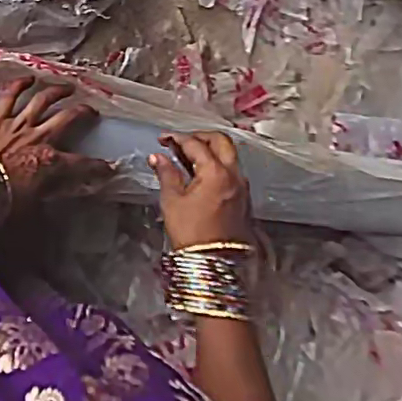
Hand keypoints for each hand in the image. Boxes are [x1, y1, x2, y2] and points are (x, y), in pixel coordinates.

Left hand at [0, 81, 113, 211]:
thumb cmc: (1, 201)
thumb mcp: (33, 203)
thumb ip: (50, 192)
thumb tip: (64, 190)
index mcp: (51, 161)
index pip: (82, 164)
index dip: (98, 166)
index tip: (109, 167)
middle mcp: (40, 137)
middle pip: (68, 118)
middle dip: (83, 113)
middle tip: (90, 110)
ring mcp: (19, 123)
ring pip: (43, 100)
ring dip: (58, 91)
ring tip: (68, 87)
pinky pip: (11, 96)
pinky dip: (20, 85)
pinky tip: (29, 78)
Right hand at [149, 131, 252, 248]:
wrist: (214, 263)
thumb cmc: (190, 232)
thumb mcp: (172, 201)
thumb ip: (166, 174)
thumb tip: (158, 157)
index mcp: (216, 172)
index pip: (196, 145)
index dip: (178, 138)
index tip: (163, 139)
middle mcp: (234, 175)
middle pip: (221, 141)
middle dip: (200, 136)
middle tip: (180, 141)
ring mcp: (242, 186)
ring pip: (229, 155)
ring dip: (210, 149)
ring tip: (188, 156)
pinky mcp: (243, 197)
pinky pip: (232, 170)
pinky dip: (217, 163)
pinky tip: (200, 172)